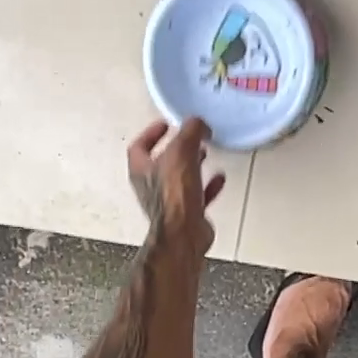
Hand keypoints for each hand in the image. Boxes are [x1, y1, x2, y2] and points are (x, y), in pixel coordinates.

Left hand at [127, 118, 226, 257]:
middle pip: (161, 162)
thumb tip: (197, 123)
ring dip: (192, 165)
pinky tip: (218, 179)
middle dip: (177, 149)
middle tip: (189, 139)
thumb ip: (189, 132)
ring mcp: (169, 202)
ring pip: (180, 178)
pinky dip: (208, 186)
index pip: (139, 145)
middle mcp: (152, 186)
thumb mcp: (181, 152)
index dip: (151, 132)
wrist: (184, 234)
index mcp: (142, 170)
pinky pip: (198, 195)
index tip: (166, 124)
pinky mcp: (187, 214)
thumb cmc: (174, 198)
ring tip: (204, 154)